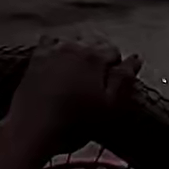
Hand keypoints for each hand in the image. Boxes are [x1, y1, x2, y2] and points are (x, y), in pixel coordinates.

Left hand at [5, 39, 140, 146]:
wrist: (32, 129)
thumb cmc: (75, 122)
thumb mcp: (108, 106)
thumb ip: (124, 79)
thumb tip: (136, 58)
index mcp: (96, 57)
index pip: (114, 51)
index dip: (116, 66)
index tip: (112, 83)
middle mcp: (76, 45)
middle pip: (94, 42)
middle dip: (99, 55)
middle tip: (95, 79)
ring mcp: (54, 49)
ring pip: (74, 40)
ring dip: (79, 49)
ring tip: (78, 70)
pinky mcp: (37, 56)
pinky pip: (51, 41)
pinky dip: (57, 46)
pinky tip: (57, 59)